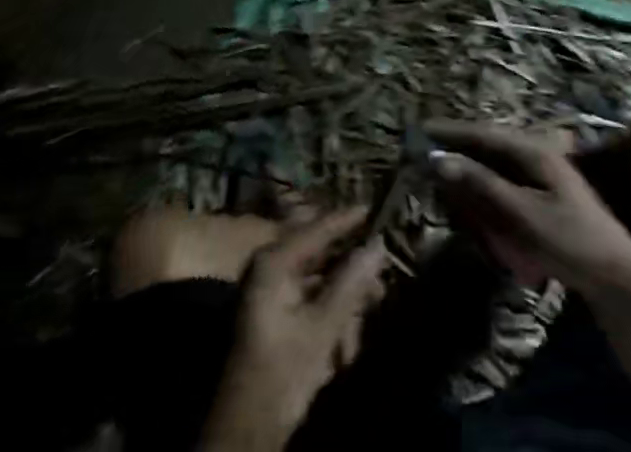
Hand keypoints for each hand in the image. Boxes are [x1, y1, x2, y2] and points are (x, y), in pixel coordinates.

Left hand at [201, 209, 386, 451]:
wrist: (248, 422)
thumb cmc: (282, 369)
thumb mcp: (322, 326)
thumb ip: (350, 283)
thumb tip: (377, 246)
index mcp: (272, 262)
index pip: (317, 229)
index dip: (347, 219)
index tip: (374, 208)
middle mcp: (269, 266)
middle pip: (319, 252)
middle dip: (352, 264)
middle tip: (382, 268)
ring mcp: (270, 288)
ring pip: (319, 276)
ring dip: (346, 290)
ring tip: (374, 300)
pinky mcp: (276, 309)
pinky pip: (311, 294)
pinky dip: (333, 306)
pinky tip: (352, 325)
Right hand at [425, 120, 630, 289]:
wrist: (616, 275)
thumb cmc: (570, 239)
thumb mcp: (522, 213)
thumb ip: (482, 184)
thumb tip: (441, 160)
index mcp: (534, 152)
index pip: (484, 134)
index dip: (451, 132)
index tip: (420, 130)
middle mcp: (537, 155)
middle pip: (488, 144)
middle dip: (457, 146)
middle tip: (425, 151)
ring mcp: (542, 174)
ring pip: (495, 161)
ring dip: (469, 165)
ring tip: (441, 169)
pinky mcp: (543, 194)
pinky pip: (504, 179)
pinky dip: (483, 183)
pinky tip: (471, 194)